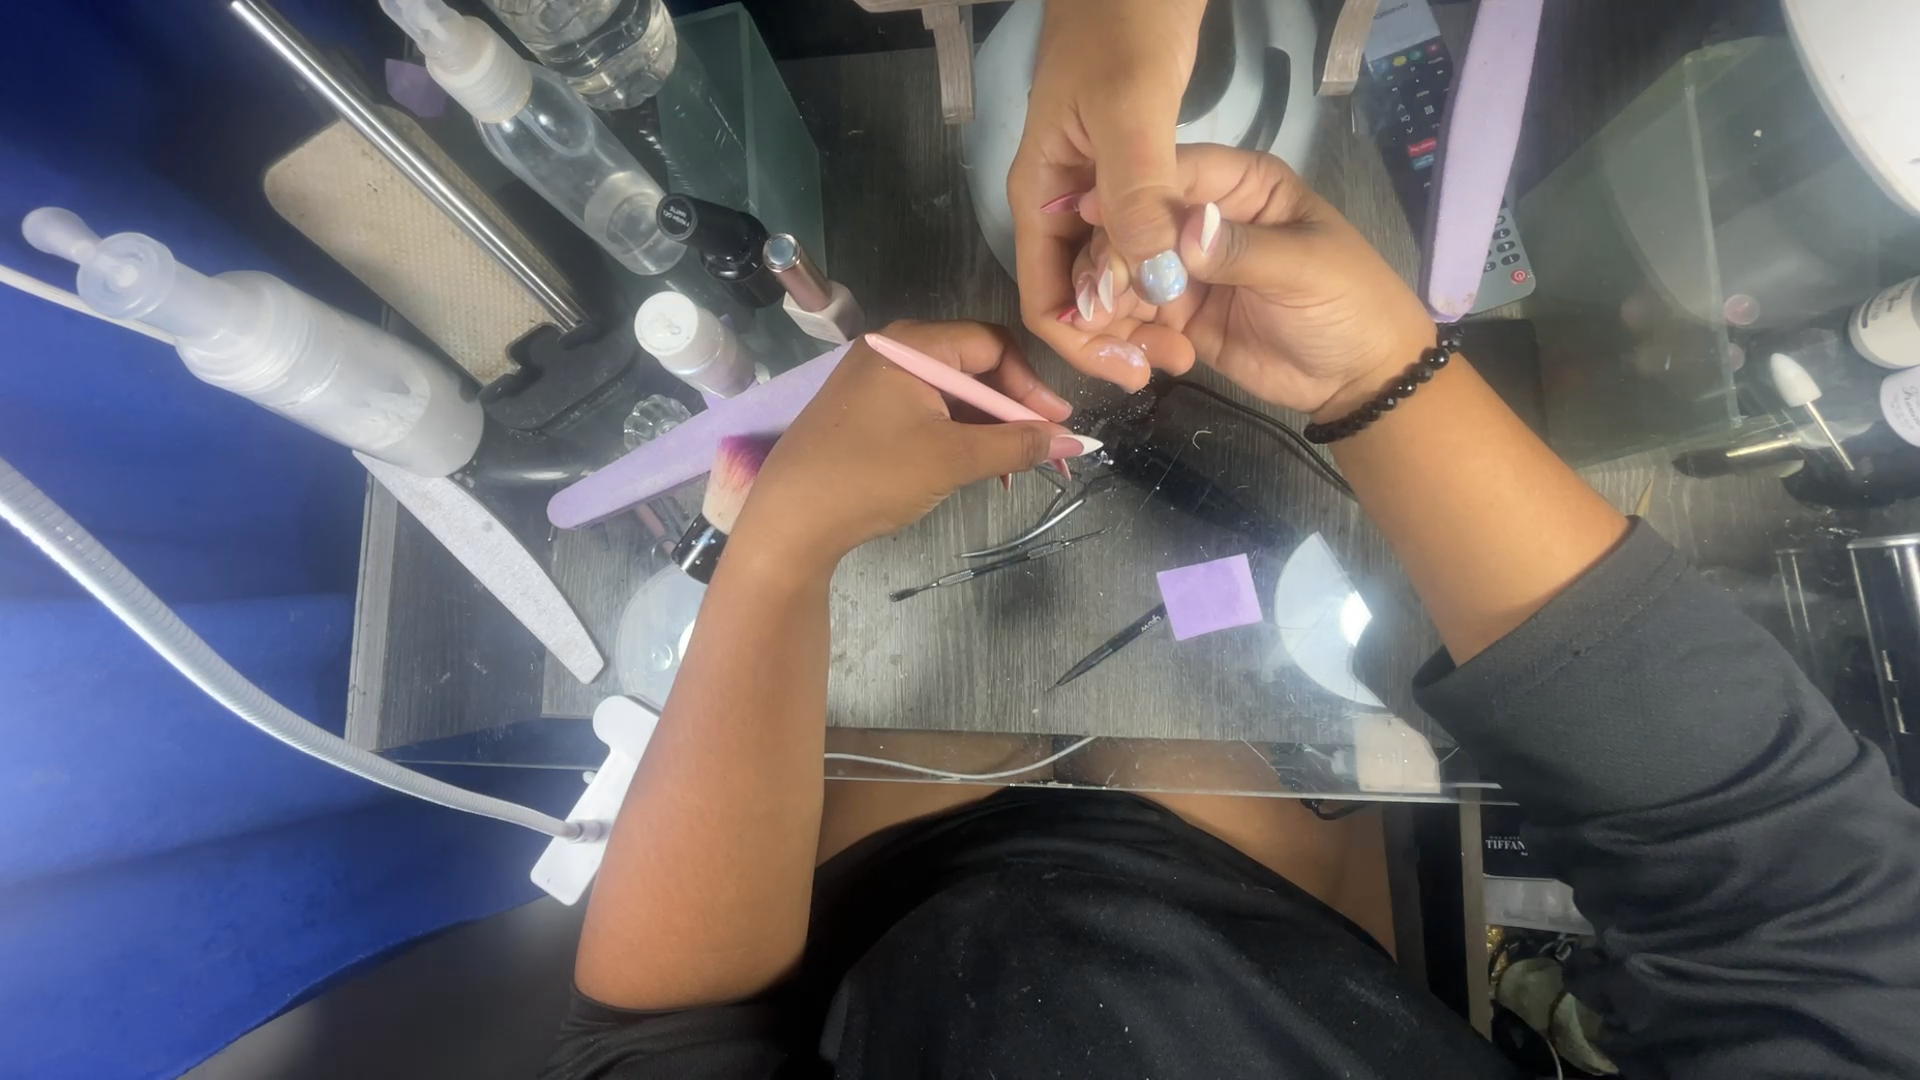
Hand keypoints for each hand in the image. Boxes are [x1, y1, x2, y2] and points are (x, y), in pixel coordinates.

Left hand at [730, 321, 1081, 575]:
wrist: (789, 520)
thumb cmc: (872, 477)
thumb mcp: (952, 459)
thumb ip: (1016, 445)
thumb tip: (1072, 440)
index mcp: (911, 345)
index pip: (992, 346)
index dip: (1032, 385)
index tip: (1059, 425)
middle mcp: (892, 351)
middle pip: (971, 368)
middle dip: (1011, 411)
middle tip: (1041, 450)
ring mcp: (873, 381)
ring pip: (948, 395)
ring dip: (984, 428)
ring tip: (1009, 466)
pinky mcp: (863, 411)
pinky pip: (923, 411)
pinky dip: (953, 435)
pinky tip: (971, 464)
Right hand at [1009, 0, 1207, 390]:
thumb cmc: (1126, 27)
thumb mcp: (1132, 111)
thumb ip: (1137, 197)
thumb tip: (1149, 283)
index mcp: (1043, 203)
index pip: (1046, 299)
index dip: (1083, 343)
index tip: (1128, 368)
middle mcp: (1064, 216)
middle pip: (1077, 303)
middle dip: (1117, 340)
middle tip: (1167, 363)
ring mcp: (1100, 210)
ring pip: (1111, 288)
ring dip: (1142, 322)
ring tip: (1184, 348)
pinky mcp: (1133, 201)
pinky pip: (1139, 260)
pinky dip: (1160, 287)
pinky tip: (1190, 305)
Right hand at [1070, 145, 1437, 416]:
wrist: (1352, 378)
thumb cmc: (1348, 306)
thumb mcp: (1305, 268)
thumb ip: (1243, 250)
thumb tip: (1185, 232)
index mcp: (1240, 187)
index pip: (1173, 176)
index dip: (1130, 196)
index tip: (1089, 218)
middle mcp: (1201, 223)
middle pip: (1134, 228)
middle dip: (1110, 261)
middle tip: (1098, 301)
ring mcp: (1184, 273)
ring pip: (1123, 275)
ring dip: (1108, 304)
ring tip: (1104, 334)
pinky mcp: (1175, 318)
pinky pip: (1132, 319)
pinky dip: (1122, 337)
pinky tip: (1131, 360)